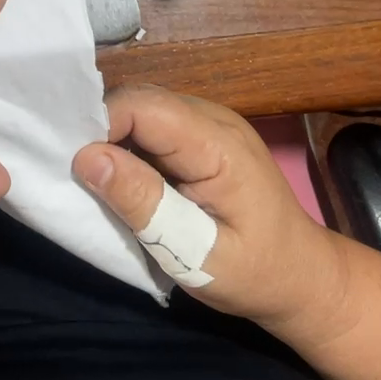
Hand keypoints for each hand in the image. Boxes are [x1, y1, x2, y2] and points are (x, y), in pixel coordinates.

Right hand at [73, 85, 350, 338]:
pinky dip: (128, 144)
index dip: (100, 125)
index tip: (75, 166)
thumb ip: (144, 204)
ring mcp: (208, 122)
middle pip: (138, 99)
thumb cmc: (256, 275)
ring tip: (97, 178)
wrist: (304, 280)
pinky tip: (123, 177)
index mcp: (217, 145)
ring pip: (141, 107)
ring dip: (112, 137)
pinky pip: (152, 123)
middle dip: (100, 129)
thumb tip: (86, 158)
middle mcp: (212, 118)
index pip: (142, 106)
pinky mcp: (200, 134)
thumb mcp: (196, 254)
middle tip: (79, 174)